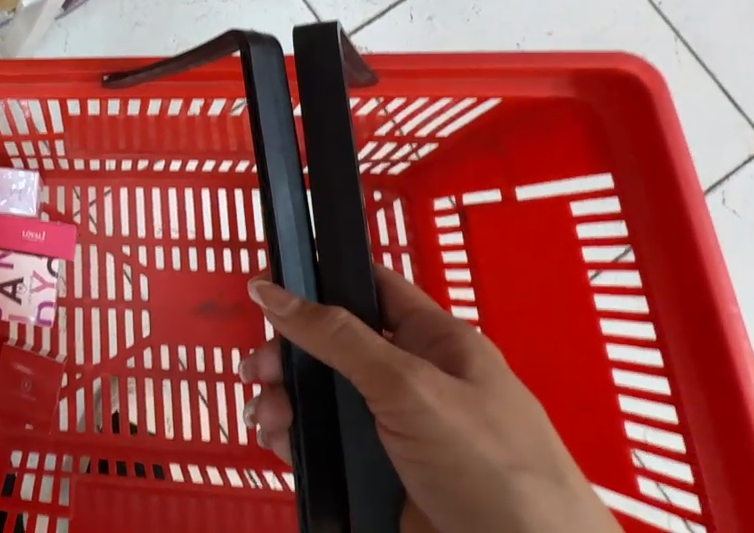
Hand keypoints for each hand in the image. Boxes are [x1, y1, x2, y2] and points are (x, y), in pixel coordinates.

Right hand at [241, 267, 621, 532]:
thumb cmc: (498, 475)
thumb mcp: (412, 390)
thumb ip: (336, 337)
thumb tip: (269, 290)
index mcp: (435, 341)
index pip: (369, 286)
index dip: (319, 278)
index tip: (266, 287)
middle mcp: (413, 379)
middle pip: (331, 344)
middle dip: (287, 352)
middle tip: (256, 370)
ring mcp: (395, 430)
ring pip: (322, 396)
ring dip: (284, 400)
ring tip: (266, 419)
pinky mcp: (380, 476)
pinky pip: (324, 443)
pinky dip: (295, 440)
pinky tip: (280, 445)